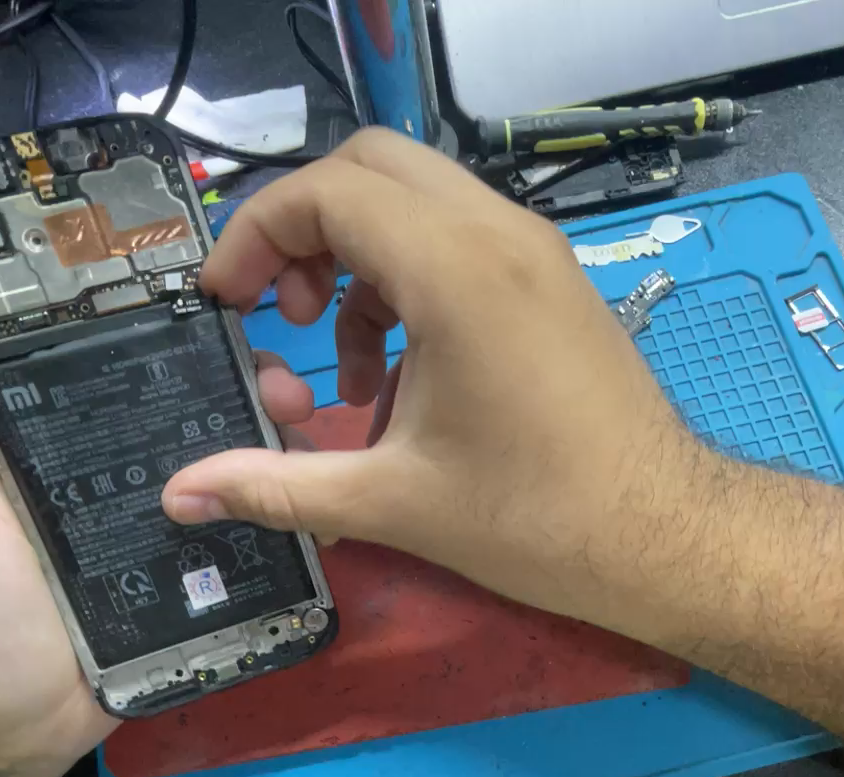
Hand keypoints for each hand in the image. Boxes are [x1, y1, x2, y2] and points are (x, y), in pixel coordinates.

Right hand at [163, 129, 708, 631]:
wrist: (663, 537)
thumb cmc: (536, 520)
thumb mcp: (391, 502)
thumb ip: (277, 487)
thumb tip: (180, 495)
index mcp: (455, 271)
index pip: (326, 191)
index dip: (255, 235)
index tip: (227, 302)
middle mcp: (500, 235)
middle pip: (372, 171)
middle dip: (305, 231)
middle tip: (281, 313)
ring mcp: (536, 254)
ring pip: (419, 205)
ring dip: (359, 264)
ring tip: (348, 371)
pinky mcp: (554, 284)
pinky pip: (462, 246)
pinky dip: (411, 286)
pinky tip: (406, 379)